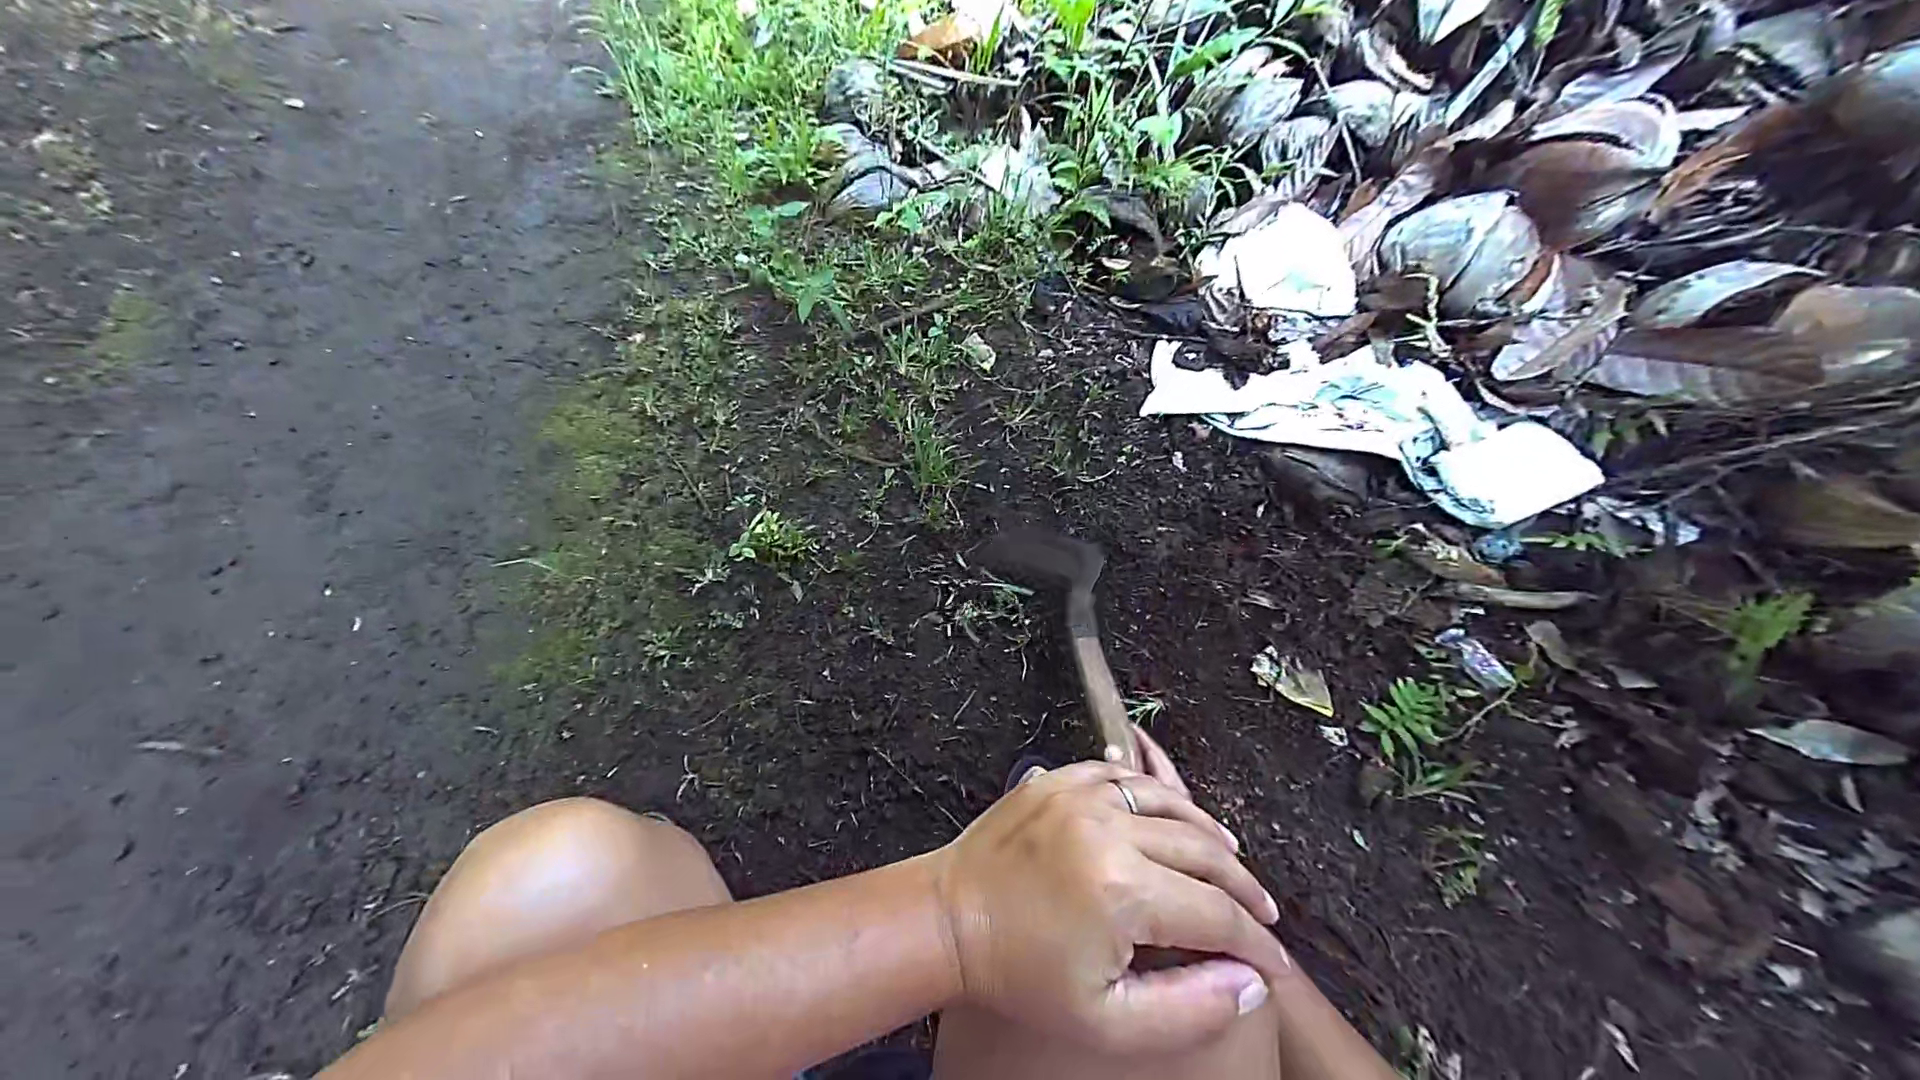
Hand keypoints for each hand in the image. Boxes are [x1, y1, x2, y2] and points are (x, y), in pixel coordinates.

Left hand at [928, 757, 1289, 1052]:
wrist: (951, 918)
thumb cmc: (1021, 974)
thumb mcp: (1107, 1021)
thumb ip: (1190, 1007)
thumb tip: (1248, 982)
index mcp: (1123, 890)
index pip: (1217, 914)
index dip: (1256, 944)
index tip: (1272, 961)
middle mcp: (1108, 829)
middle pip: (1203, 851)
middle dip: (1243, 888)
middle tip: (1262, 913)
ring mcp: (1081, 795)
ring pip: (1169, 803)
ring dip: (1207, 831)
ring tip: (1230, 859)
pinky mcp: (1059, 780)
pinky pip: (1121, 776)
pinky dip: (1155, 794)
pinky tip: (1170, 813)